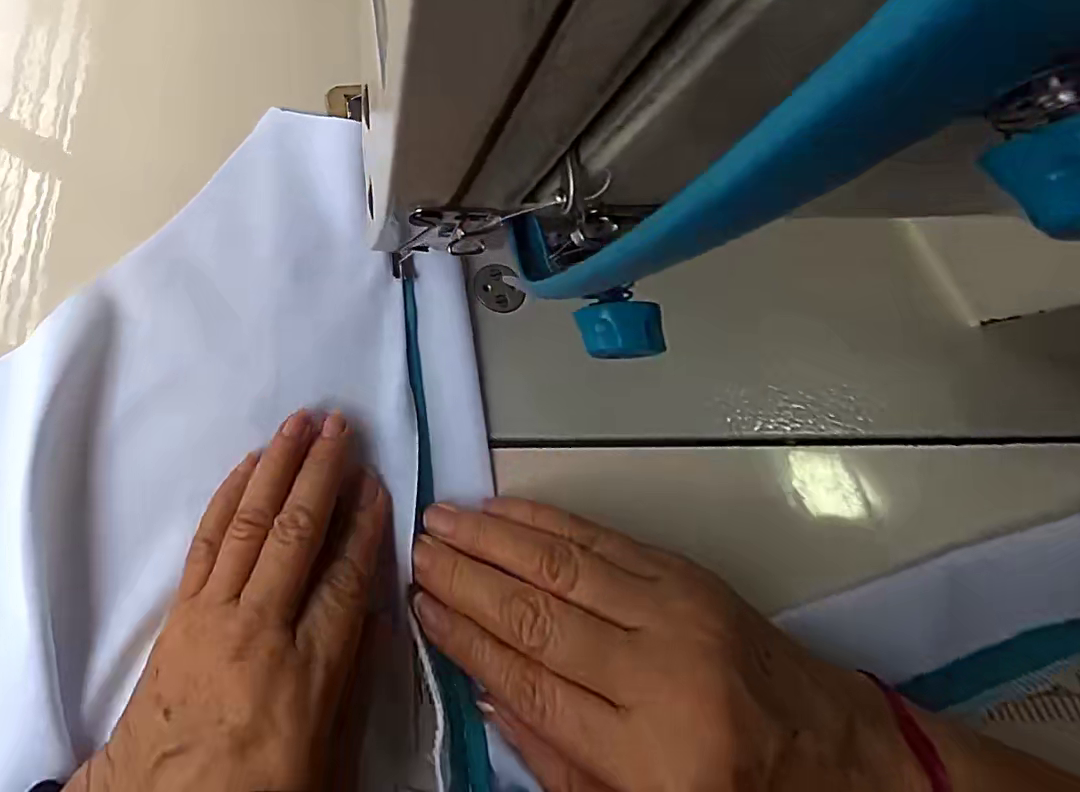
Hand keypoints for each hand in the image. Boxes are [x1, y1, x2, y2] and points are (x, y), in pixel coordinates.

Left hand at [68, 411, 390, 791]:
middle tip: (340, 426)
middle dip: (321, 472)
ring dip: (277, 466)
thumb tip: (374, 615)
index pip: (345, 581)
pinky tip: (247, 466)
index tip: (375, 482)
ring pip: (251, 520)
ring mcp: (213, 609)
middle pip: (297, 532)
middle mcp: (260, 627)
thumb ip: (352, 686)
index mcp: (306, 675)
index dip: (363, 526)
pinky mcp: (181, 605)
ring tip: (298, 424)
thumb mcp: (328, 762)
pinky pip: (209, 537)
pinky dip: (229, 495)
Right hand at [409, 498, 927, 791]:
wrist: (854, 761)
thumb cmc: (734, 791)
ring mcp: (677, 616)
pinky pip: (595, 535)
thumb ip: (556, 759)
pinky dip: (536, 516)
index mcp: (654, 759)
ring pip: (555, 565)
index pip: (528, 683)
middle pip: (533, 616)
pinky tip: (493, 507)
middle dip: (462, 579)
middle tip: (415, 552)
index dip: (464, 639)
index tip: (418, 605)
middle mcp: (663, 681)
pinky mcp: (687, 576)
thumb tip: (478, 686)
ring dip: (486, 536)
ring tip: (437, 520)